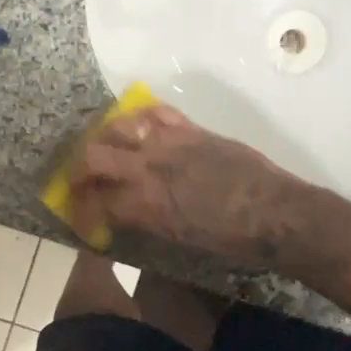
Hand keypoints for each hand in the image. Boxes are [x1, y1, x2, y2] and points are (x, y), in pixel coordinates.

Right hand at [72, 106, 307, 266]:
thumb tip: (123, 213)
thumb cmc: (228, 239)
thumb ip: (144, 219)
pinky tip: (137, 126)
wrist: (273, 213)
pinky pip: (154, 112)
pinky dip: (139, 117)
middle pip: (92, 158)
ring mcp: (169, 142)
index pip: (94, 203)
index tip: (81, 218)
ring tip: (104, 148)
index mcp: (144, 204)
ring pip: (117, 127)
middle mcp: (148, 168)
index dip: (81, 212)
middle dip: (77, 172)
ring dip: (102, 138)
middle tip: (79, 181)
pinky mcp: (190, 129)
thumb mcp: (177, 238)